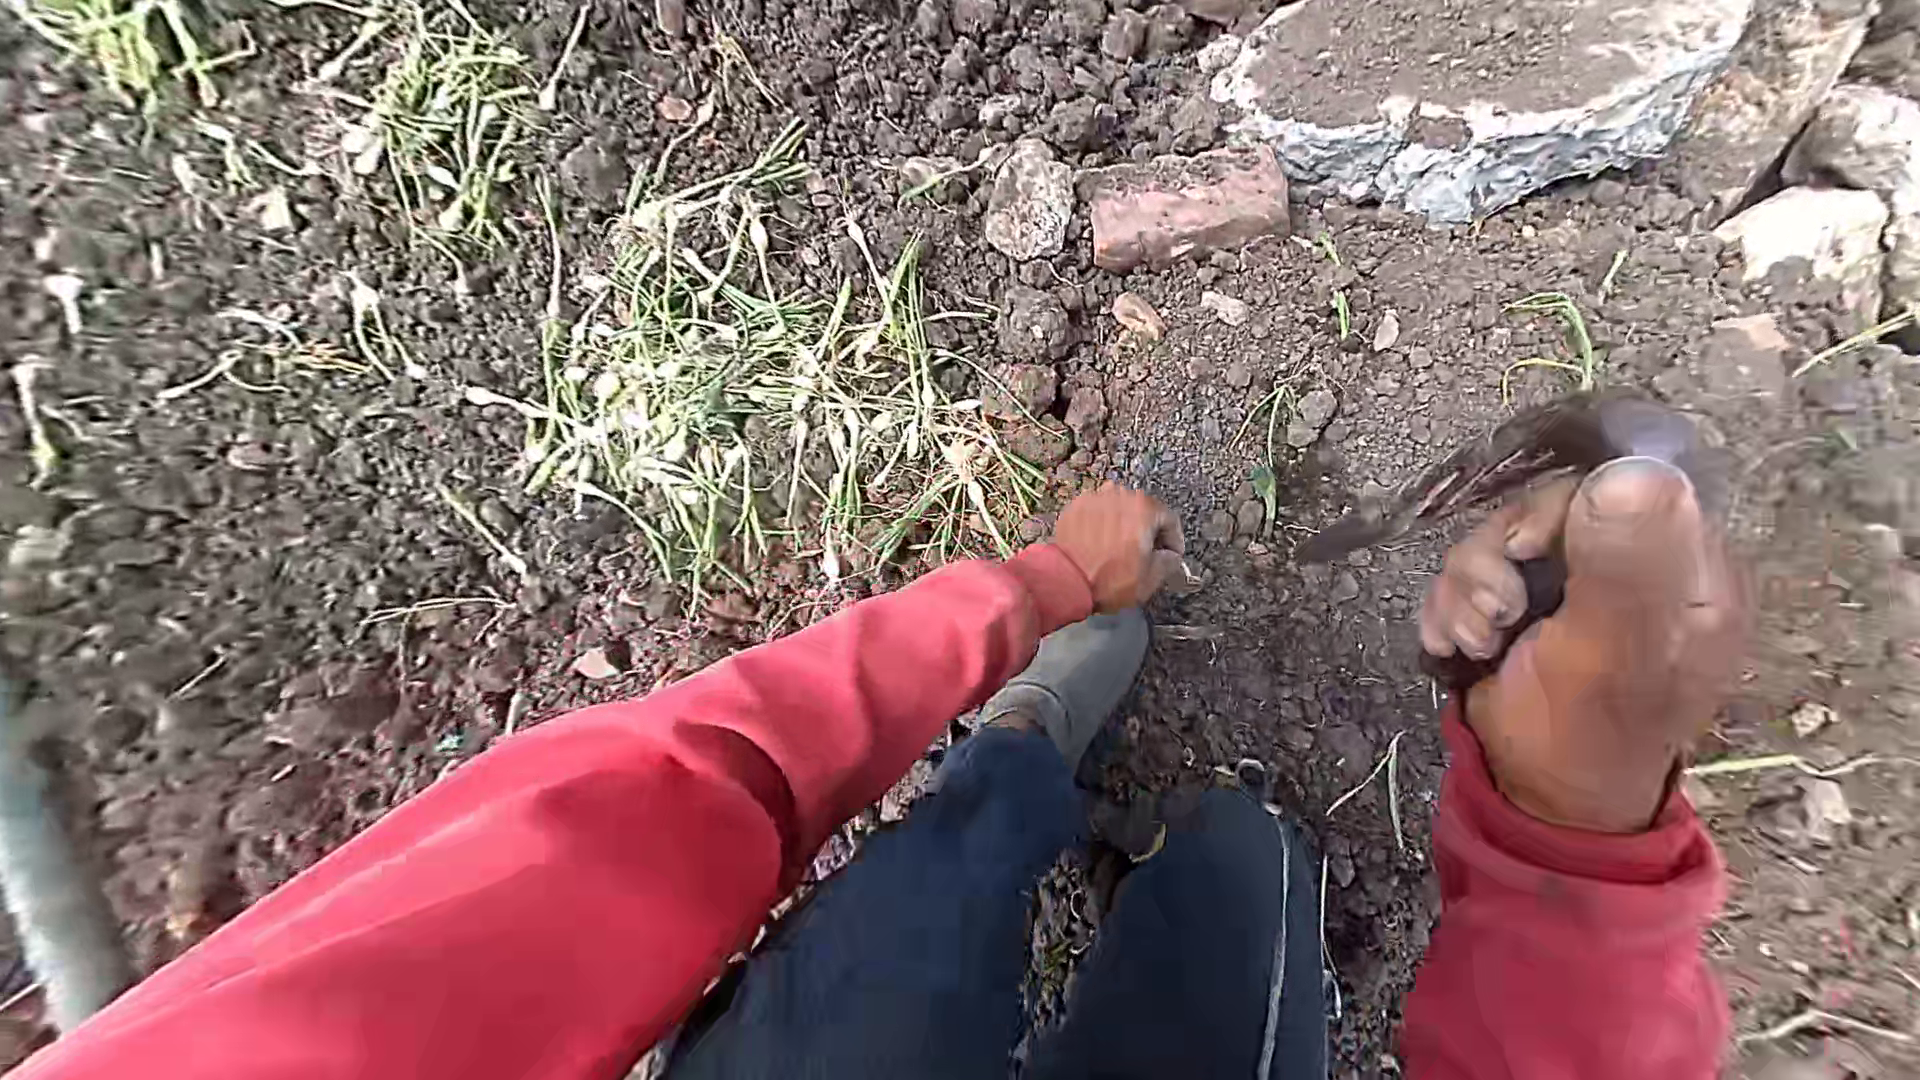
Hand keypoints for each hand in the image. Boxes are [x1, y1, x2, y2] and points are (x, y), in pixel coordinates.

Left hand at [1051, 483, 1185, 611]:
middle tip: (1144, 552)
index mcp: (1144, 507)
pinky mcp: (1074, 507)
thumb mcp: (1151, 578)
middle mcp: (1119, 494)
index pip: (1169, 520)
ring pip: (1117, 510)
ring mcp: (1094, 498)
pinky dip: (1100, 524)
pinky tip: (1098, 543)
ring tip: (1118, 548)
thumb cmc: (1110, 580)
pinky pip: (1096, 513)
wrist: (1065, 581)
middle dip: (1146, 531)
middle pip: (1142, 511)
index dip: (1174, 540)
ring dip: (1122, 525)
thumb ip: (1169, 560)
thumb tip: (1169, 554)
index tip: (1170, 554)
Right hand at [1419, 460, 1744, 831]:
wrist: (1535, 783)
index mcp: (1677, 567)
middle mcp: (1614, 566)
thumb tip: (1631, 472)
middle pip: (1529, 517)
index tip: (1521, 549)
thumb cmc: (1591, 724)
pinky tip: (1453, 646)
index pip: (1613, 489)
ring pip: (1481, 549)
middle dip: (1490, 565)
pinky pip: (1455, 582)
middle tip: (1495, 613)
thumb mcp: (1613, 647)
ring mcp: (1554, 588)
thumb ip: (1623, 565)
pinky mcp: (1504, 606)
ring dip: (1461, 596)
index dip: (1553, 511)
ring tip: (1474, 642)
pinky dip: (1445, 612)